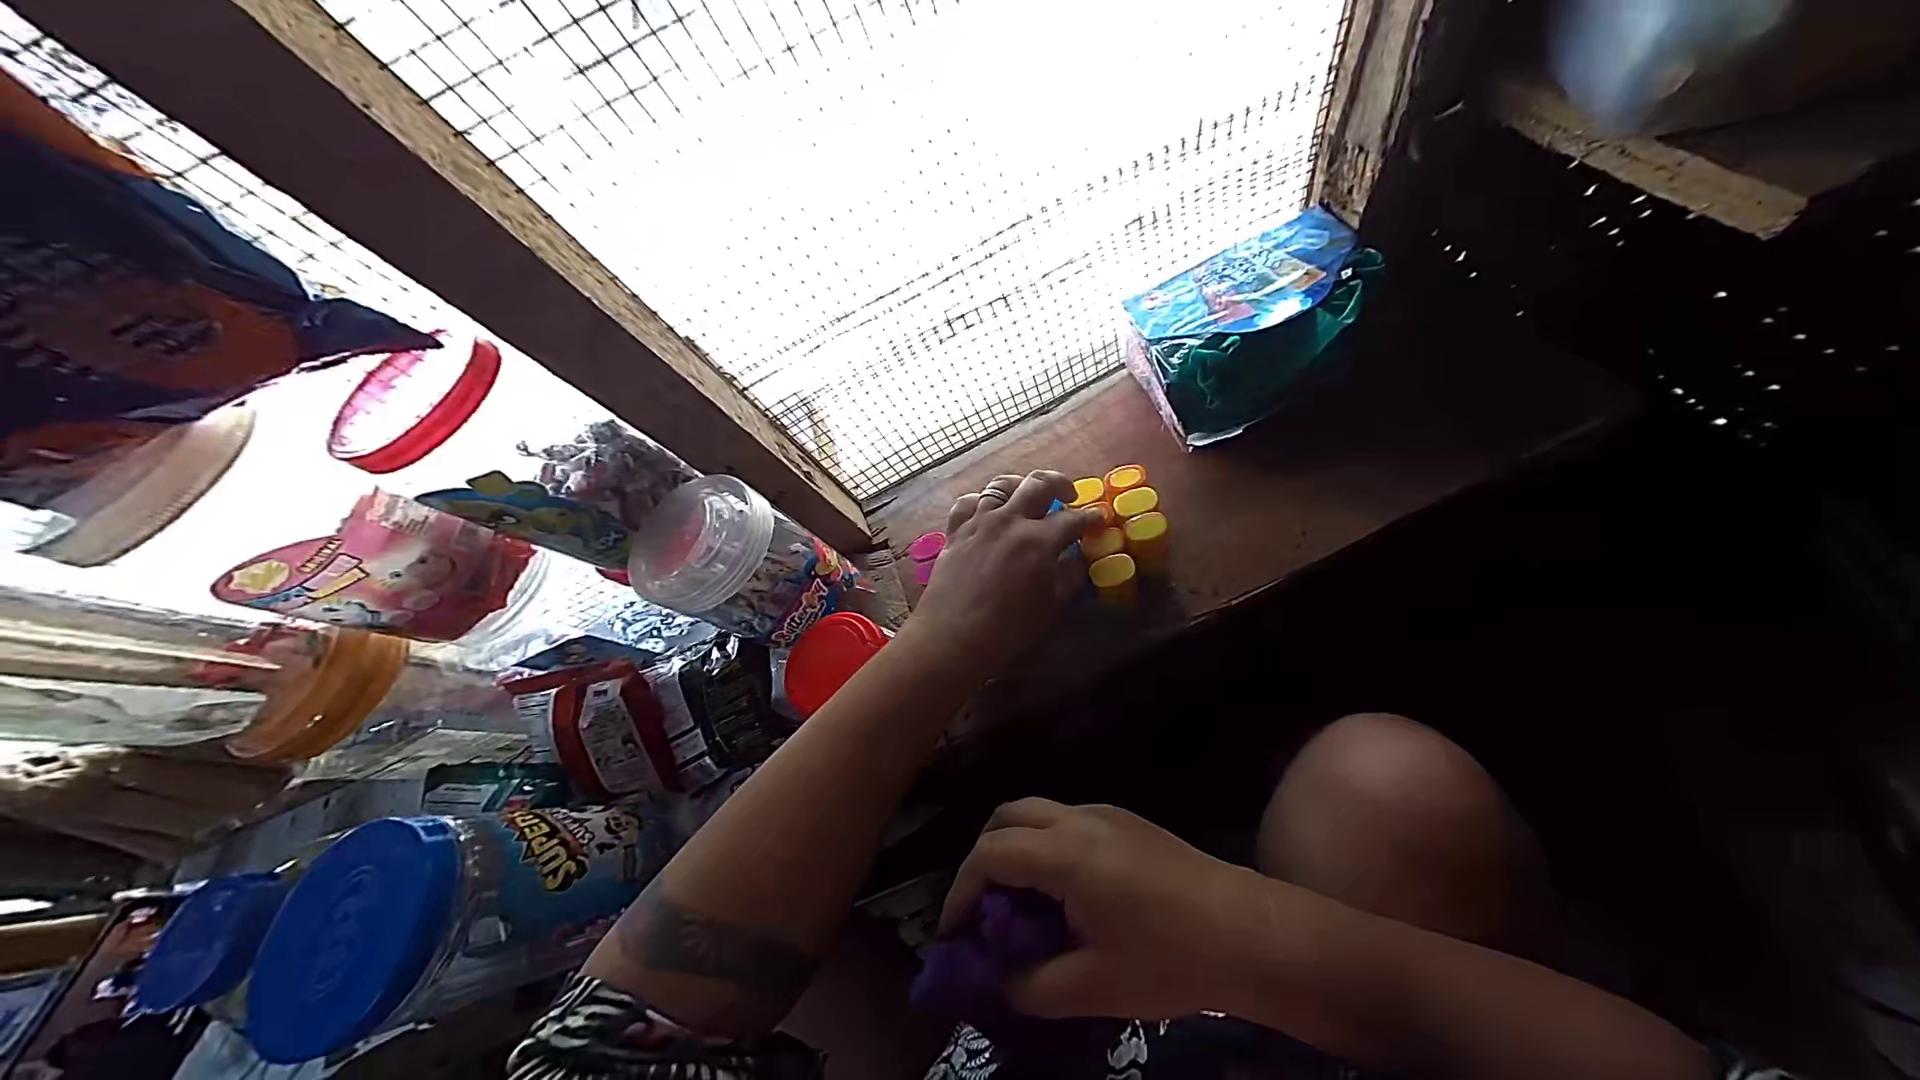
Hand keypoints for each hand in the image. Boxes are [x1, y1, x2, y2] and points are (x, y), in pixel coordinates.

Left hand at [904, 471, 1101, 675]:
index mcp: (1039, 540)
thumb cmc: (1008, 628)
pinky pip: (968, 502)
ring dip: (1021, 485)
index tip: (1098, 520)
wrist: (954, 636)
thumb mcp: (1051, 605)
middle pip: (1039, 483)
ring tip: (1028, 496)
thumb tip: (1077, 559)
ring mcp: (980, 522)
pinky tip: (988, 511)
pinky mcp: (956, 530)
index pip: (1073, 519)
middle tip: (1069, 495)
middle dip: (1060, 483)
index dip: (1090, 518)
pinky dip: (982, 501)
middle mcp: (1010, 521)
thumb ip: (1069, 576)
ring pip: (1002, 485)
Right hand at [939, 798, 1277, 1020]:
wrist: (1250, 932)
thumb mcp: (1095, 988)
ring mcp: (1105, 813)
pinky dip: (1042, 842)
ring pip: (1036, 811)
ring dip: (1013, 846)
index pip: (990, 854)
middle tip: (981, 907)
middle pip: (1006, 816)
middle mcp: (1079, 818)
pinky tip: (1061, 888)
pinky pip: (1064, 818)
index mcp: (1066, 853)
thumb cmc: (1171, 960)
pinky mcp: (1125, 819)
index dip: (961, 890)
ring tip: (1017, 900)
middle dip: (982, 857)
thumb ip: (1032, 985)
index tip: (955, 931)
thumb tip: (999, 979)